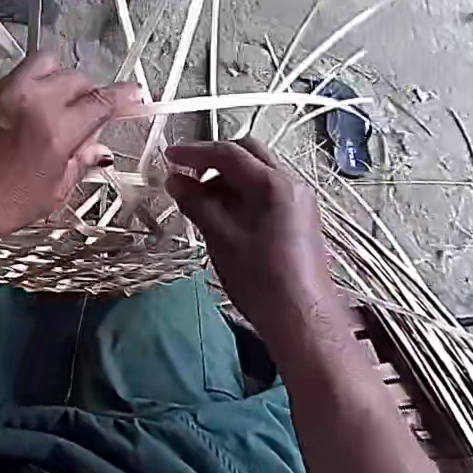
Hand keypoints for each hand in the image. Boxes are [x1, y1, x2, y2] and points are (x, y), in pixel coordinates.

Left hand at [0, 52, 140, 259]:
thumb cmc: (4, 207)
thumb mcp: (53, 192)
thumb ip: (79, 161)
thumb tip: (99, 146)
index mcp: (57, 129)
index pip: (101, 101)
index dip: (123, 96)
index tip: (135, 93)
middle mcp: (33, 100)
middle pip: (76, 78)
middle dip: (89, 91)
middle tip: (88, 110)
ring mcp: (3, 90)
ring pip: (46, 63)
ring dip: (59, 77)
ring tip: (56, 99)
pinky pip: (15, 76)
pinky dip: (28, 87)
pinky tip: (21, 112)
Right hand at [164, 139, 349, 353]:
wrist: (302, 319)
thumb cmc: (260, 280)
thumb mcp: (221, 239)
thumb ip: (197, 203)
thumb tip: (174, 180)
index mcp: (274, 184)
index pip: (230, 154)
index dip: (195, 152)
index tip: (169, 156)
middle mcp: (292, 184)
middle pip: (249, 154)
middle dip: (215, 160)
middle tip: (187, 175)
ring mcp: (300, 200)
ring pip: (259, 172)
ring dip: (228, 178)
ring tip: (201, 201)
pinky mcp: (300, 217)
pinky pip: (268, 191)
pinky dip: (243, 193)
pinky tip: (224, 215)